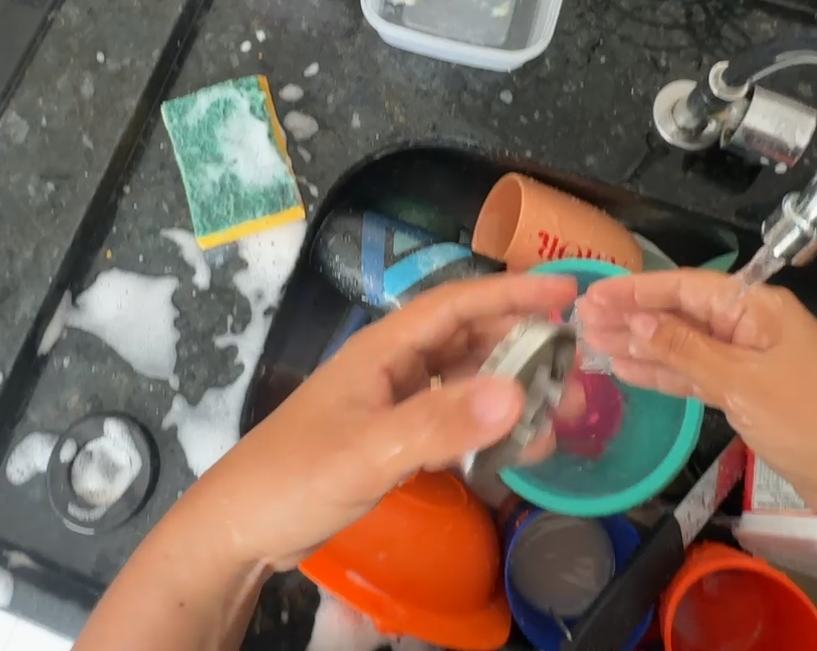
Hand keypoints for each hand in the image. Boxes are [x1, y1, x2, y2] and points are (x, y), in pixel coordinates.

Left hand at [173, 273, 579, 569]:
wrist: (241, 525)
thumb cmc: (297, 476)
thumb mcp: (370, 451)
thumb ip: (439, 423)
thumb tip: (517, 393)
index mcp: (383, 349)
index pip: (456, 304)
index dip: (512, 292)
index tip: (566, 291)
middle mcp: (391, 364)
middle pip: (465, 336)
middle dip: (520, 342)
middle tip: (575, 362)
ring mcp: (389, 399)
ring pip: (460, 376)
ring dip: (505, 385)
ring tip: (555, 410)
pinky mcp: (389, 433)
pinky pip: (448, 414)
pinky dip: (481, 421)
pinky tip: (509, 441)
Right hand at [573, 268, 816, 524]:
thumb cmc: (813, 422)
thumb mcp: (742, 382)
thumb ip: (683, 348)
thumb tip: (635, 318)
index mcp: (757, 307)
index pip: (685, 286)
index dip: (635, 290)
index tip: (592, 295)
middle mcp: (751, 326)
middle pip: (680, 313)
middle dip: (631, 316)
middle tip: (582, 321)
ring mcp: (750, 361)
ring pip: (683, 344)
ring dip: (640, 346)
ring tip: (593, 345)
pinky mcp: (749, 393)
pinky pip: (696, 373)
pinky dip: (664, 373)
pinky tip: (628, 371)